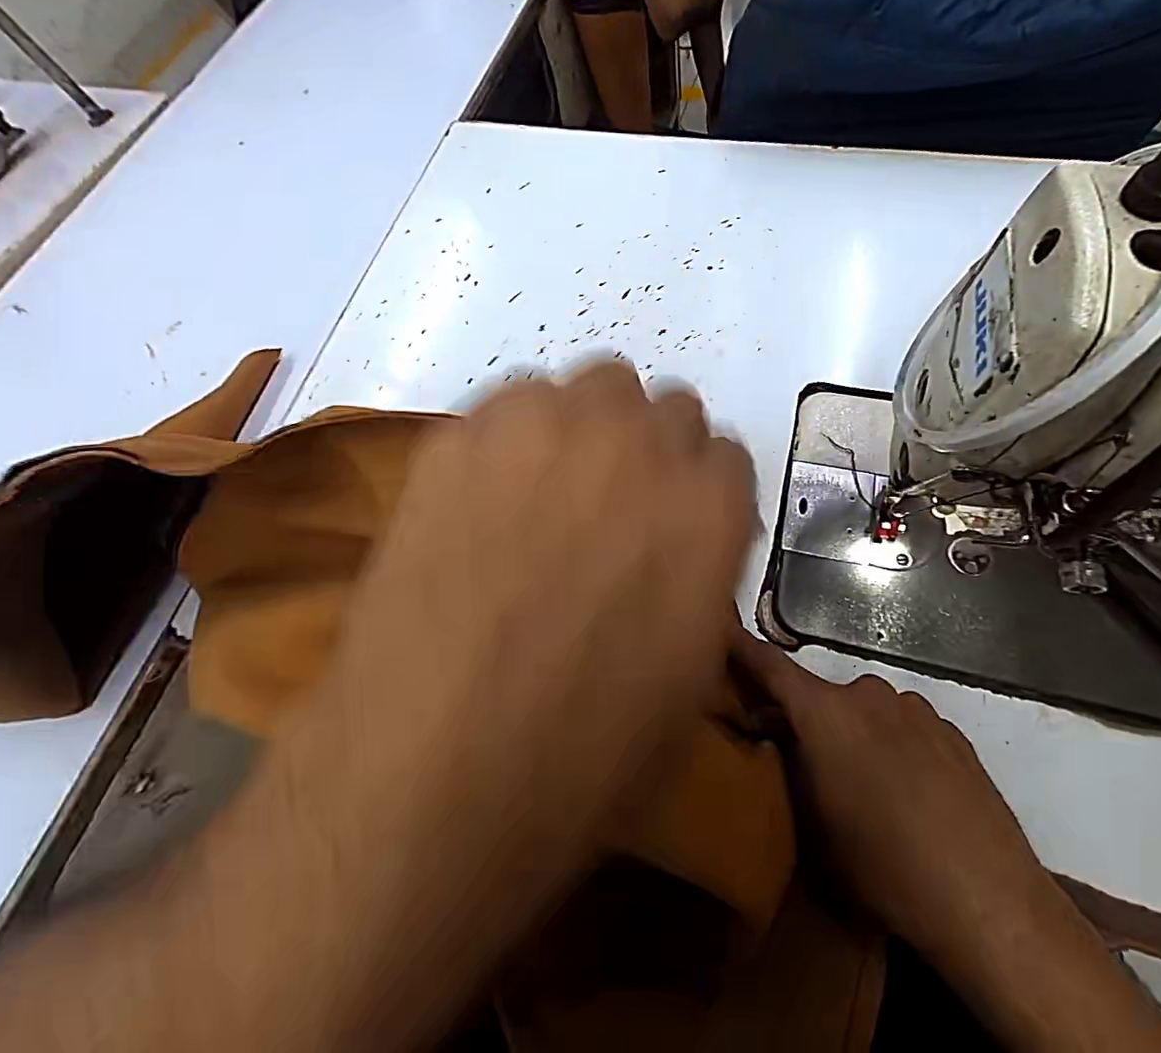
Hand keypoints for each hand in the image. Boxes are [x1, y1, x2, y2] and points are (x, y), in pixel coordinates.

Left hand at [201, 362, 758, 1042]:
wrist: (432, 775)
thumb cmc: (589, 749)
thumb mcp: (694, 668)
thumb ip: (705, 574)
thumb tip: (687, 541)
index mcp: (711, 509)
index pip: (728, 454)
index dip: (703, 495)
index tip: (678, 527)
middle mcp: (641, 447)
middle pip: (668, 407)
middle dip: (654, 453)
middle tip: (619, 511)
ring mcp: (546, 432)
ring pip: (593, 385)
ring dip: (592, 430)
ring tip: (558, 496)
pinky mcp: (458, 438)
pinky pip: (514, 402)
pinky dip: (520, 435)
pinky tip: (495, 500)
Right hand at [732, 635, 1160, 1052]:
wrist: (982, 891)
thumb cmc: (881, 864)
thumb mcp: (815, 827)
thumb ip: (793, 768)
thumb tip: (784, 740)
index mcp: (828, 713)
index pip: (772, 668)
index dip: (744, 652)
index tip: (722, 634)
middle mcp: (871, 696)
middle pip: (824, 697)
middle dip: (806, 719)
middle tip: (797, 757)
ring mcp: (917, 709)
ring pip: (867, 712)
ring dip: (854, 734)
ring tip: (860, 786)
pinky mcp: (952, 731)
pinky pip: (905, 727)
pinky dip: (893, 744)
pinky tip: (906, 791)